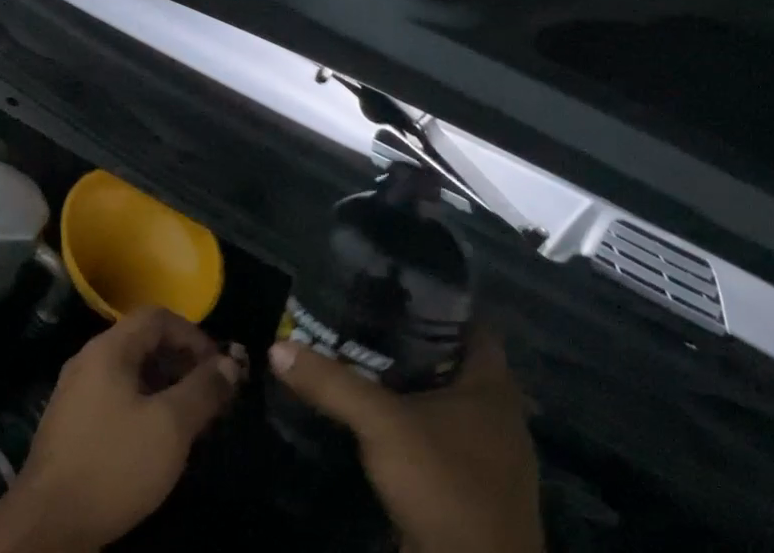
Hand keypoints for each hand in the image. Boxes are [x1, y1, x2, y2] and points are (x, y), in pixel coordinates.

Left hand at [0, 307, 245, 552]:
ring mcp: (76, 392)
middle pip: (143, 342)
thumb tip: (230, 363)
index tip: (221, 369)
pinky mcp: (72, 423)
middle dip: (184, 363)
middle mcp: (87, 361)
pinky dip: (145, 405)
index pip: (157, 317)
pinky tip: (160, 439)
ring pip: (130, 373)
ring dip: (167, 387)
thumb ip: (203, 390)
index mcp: (107, 349)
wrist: (49, 521)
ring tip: (194, 420)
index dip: (195, 335)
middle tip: (214, 396)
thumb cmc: (114, 464)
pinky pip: (116, 397)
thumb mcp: (170, 427)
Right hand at [268, 328, 543, 552]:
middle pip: (449, 360)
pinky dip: (404, 422)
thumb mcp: (383, 425)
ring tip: (352, 361)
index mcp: (493, 386)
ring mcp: (484, 452)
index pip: (468, 323)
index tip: (385, 289)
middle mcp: (495, 412)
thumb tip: (278, 346)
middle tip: (354, 320)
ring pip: (439, 399)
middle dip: (405, 342)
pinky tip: (368, 418)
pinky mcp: (466, 482)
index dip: (431, 303)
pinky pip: (433, 434)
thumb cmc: (446, 484)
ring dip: (403, 385)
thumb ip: (333, 383)